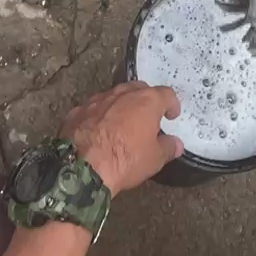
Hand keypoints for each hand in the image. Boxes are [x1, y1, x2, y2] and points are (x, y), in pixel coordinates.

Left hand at [62, 81, 184, 195]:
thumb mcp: (154, 159)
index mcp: (147, 101)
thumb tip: (176, 144)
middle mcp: (124, 93)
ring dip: (121, 106)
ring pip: (115, 96)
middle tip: (148, 118)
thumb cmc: (125, 159)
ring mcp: (98, 99)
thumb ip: (168, 148)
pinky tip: (98, 131)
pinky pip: (94, 109)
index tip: (172, 115)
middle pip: (140, 89)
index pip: (166, 94)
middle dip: (146, 101)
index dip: (171, 104)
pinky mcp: (78, 110)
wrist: (82, 167)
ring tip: (122, 124)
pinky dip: (100, 116)